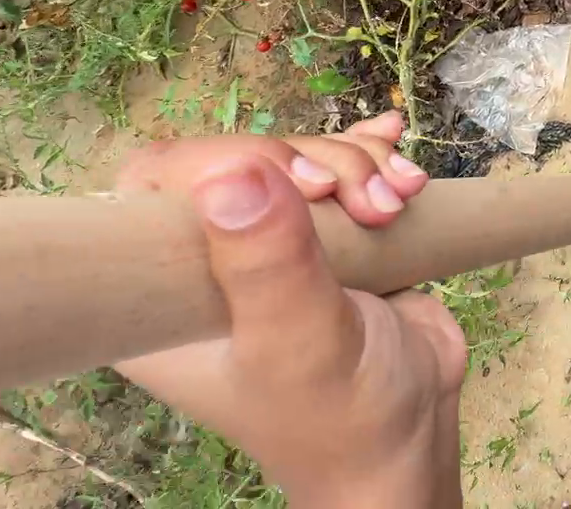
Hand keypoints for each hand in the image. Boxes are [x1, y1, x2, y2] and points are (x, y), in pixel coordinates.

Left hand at [113, 113, 465, 508]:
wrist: (413, 430)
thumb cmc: (341, 411)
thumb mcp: (298, 346)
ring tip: (402, 201)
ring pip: (310, 157)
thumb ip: (268, 266)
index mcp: (162, 292)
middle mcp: (215, 261)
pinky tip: (396, 139)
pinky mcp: (338, 236)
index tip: (305, 186)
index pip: (158, 184)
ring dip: (368, 163)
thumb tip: (234, 174)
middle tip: (377, 206)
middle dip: (330, 165)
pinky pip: (350, 169)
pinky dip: (379, 152)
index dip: (230, 162)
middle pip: (255, 158)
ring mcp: (281, 245)